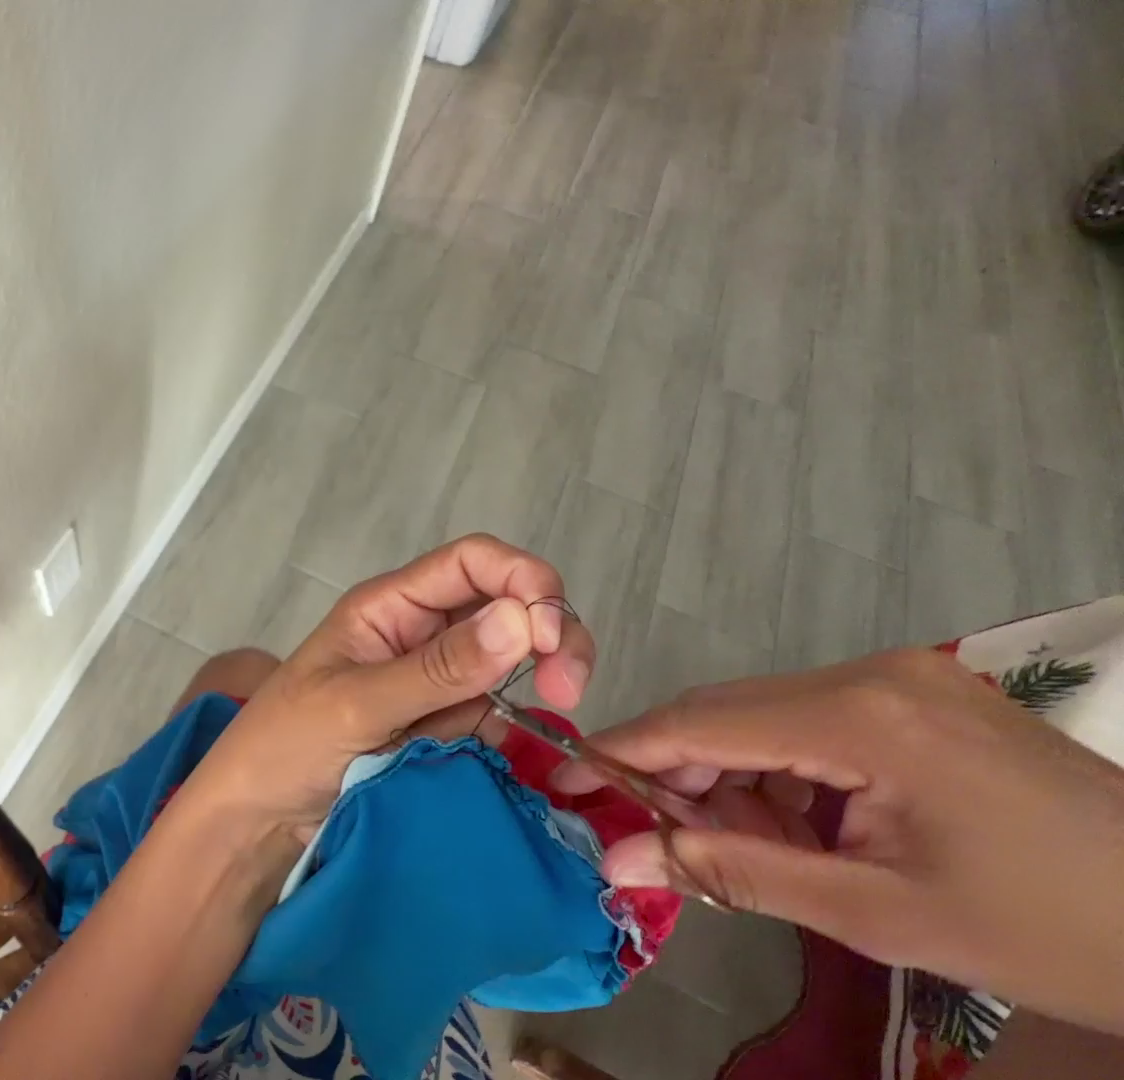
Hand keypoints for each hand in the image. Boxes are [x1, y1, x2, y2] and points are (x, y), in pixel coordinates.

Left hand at [172, 534, 596, 849]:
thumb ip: (437, 669)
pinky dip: (514, 729)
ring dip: (536, 684)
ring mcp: (433, 682)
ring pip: (510, 663)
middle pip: (505, 607)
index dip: (523, 582)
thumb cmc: (284, 747)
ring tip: (545, 720)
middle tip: (566, 690)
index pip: (471, 564)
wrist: (259, 820)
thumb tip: (522, 619)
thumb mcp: (354, 705)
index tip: (550, 637)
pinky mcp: (442, 727)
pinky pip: (496, 714)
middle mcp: (417, 634)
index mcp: (388, 607)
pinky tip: (515, 753)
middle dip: (547, 635)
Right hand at [553, 648, 1123, 1035]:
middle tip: (651, 838)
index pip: (699, 722)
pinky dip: (784, 776)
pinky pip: (811, 724)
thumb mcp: (878, 914)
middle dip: (680, 776)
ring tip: (752, 852)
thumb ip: (732, 874)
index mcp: (862, 715)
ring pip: (762, 719)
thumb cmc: (1048, 927)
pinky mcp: (919, 697)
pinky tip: (806, 830)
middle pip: (725, 713)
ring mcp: (901, 679)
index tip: (562, 781)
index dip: (621, 752)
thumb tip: (615, 862)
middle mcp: (871, 675)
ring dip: (735, 782)